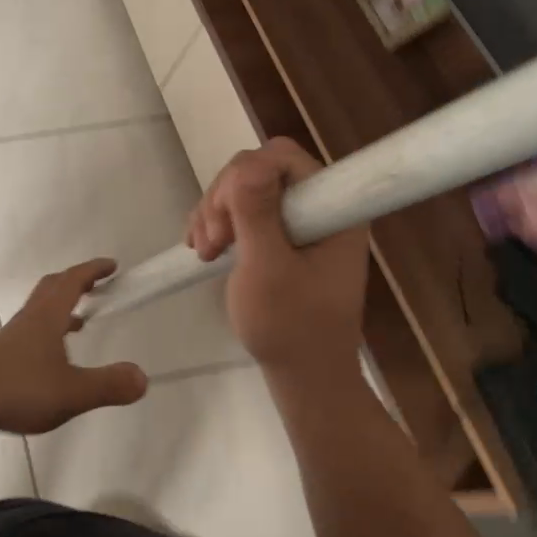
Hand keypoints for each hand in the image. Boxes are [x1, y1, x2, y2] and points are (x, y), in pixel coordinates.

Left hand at [0, 259, 148, 435]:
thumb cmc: (19, 390)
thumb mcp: (72, 392)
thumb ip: (108, 385)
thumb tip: (142, 377)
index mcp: (47, 317)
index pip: (72, 281)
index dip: (92, 270)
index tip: (112, 265)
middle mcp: (29, 318)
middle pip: (52, 287)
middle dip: (76, 281)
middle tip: (98, 285)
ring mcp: (13, 335)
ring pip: (40, 308)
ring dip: (62, 305)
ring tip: (81, 320)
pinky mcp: (2, 353)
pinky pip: (32, 328)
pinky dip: (50, 328)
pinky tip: (53, 355)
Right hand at [187, 140, 369, 376]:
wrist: (303, 378)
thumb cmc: (291, 328)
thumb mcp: (267, 270)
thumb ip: (258, 214)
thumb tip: (247, 160)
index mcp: (333, 210)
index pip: (284, 158)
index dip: (246, 175)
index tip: (226, 217)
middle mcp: (320, 206)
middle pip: (257, 169)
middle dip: (224, 199)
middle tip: (211, 242)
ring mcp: (299, 220)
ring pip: (242, 188)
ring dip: (214, 213)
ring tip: (204, 252)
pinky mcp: (281, 234)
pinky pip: (240, 208)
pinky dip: (215, 223)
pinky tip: (203, 249)